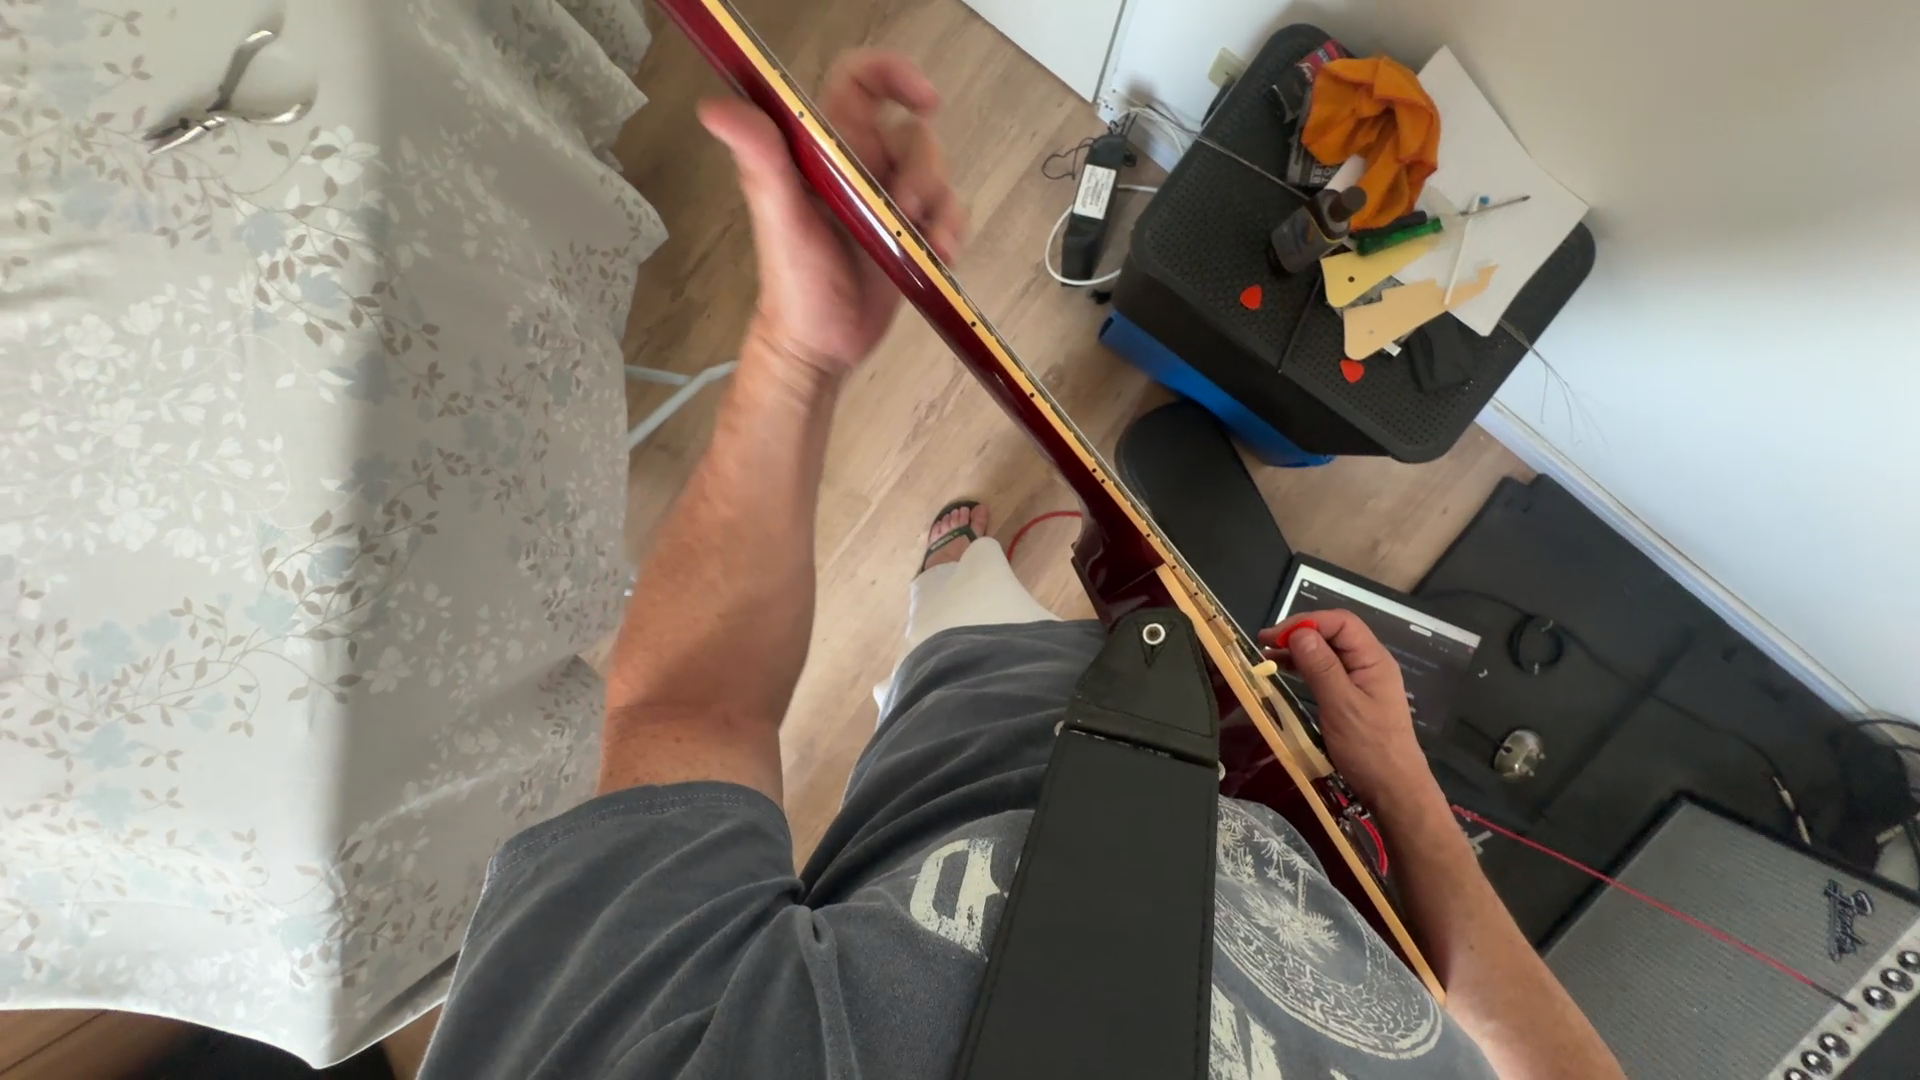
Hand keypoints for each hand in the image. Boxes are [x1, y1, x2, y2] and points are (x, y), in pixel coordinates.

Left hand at [698, 49, 967, 376]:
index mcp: (825, 152)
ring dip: (943, 207)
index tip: (925, 99)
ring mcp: (887, 204)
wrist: (819, 346)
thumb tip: (716, 108)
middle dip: (924, 171)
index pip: (861, 85)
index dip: (894, 75)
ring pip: (937, 176)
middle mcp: (860, 169)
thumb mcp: (779, 221)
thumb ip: (760, 161)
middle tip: (905, 212)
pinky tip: (941, 256)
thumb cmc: (795, 287)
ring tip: (930, 246)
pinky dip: (953, 230)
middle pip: (913, 136)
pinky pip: (948, 214)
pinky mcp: (909, 236)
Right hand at [1258, 610, 1433, 808]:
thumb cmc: (1369, 748)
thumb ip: (1321, 667)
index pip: (1340, 623)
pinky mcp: (1351, 696)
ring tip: (1267, 656)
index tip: (1274, 636)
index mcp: (1373, 660)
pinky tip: (1284, 671)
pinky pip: (1325, 670)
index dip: (1306, 621)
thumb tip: (1298, 633)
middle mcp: (1368, 664)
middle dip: (1298, 633)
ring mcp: (1360, 680)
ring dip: (1297, 649)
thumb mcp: (1341, 706)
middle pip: (1332, 633)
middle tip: (1265, 644)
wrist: (1393, 790)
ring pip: (1326, 651)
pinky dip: (1303, 666)